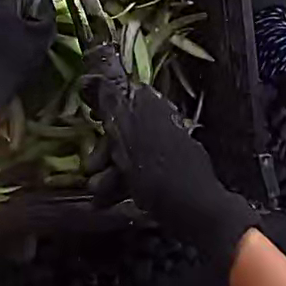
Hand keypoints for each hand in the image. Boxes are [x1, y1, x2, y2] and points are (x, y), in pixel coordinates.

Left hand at [0, 0, 55, 118]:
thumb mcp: (42, 38)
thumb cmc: (15, 61)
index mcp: (2, 1)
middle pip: (4, 9)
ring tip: (7, 52)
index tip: (36, 30)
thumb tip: (47, 4)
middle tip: (24, 41)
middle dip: (14, 20)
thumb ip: (47, 16)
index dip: (32, 14)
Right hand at [87, 46, 258, 262]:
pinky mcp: (173, 171)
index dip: (101, 110)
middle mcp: (161, 119)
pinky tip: (110, 201)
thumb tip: (90, 76)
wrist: (197, 209)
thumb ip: (108, 104)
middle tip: (90, 170)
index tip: (88, 123)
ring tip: (98, 195)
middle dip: (103, 151)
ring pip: (131, 153)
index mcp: (150, 106)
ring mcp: (169, 146)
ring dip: (110, 172)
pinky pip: (143, 171)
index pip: (120, 96)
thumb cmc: (156, 171)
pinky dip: (125, 183)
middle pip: (123, 128)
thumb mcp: (125, 135)